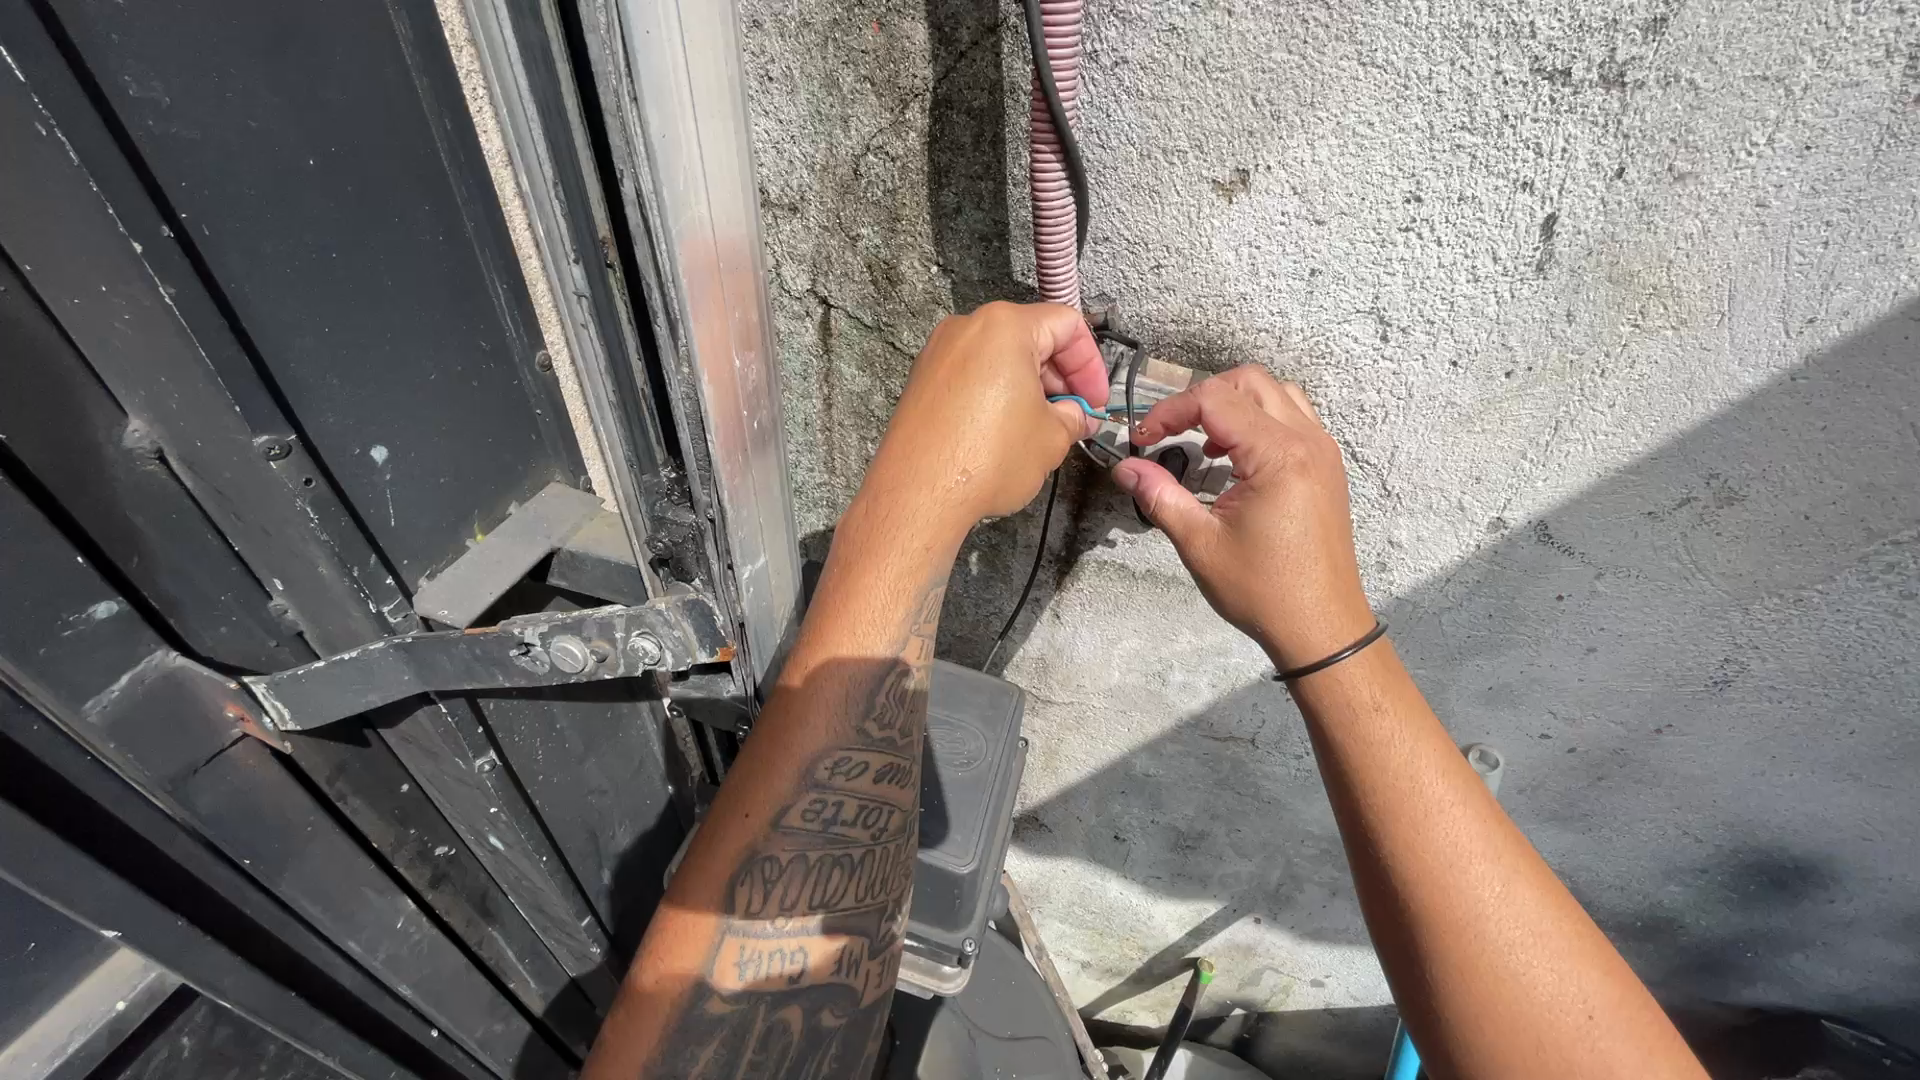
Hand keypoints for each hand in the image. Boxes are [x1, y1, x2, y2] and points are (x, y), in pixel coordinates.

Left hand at [862, 302, 1105, 533]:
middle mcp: (967, 328)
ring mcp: (938, 354)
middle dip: (1059, 378)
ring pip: (999, 359)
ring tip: (1040, 430)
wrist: (918, 493)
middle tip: (1073, 417)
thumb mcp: (1050, 438)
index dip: (1091, 365)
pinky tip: (1004, 434)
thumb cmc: (986, 458)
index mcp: (1005, 326)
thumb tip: (1078, 417)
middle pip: (1030, 338)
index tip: (1094, 401)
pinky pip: (971, 378)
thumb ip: (1072, 418)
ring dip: (1028, 388)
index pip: (1066, 324)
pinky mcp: (921, 382)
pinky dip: (995, 396)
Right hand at [1113, 365, 1373, 670]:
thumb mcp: (1199, 543)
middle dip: (1201, 397)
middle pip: (1249, 381)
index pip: (1215, 400)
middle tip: (1169, 431)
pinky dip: (1257, 421)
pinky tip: (1232, 459)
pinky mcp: (1326, 467)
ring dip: (1232, 404)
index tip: (1141, 439)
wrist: (1321, 627)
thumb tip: (1124, 467)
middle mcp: (1307, 441)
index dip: (1170, 411)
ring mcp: (1322, 451)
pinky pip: (1292, 418)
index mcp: (1278, 456)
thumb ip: (1159, 495)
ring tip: (1202, 443)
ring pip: (1275, 393)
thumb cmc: (1261, 590)